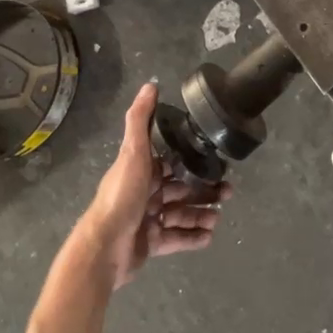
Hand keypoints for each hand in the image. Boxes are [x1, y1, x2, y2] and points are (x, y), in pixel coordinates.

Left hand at [73, 83, 230, 289]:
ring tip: (218, 216)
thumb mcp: (132, 152)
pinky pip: (176, 239)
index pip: (172, 163)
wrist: (104, 247)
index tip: (215, 160)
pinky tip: (209, 236)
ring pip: (181, 214)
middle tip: (228, 191)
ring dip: (202, 214)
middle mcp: (146, 193)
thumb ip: (140, 119)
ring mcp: (148, 220)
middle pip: (182, 189)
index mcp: (142, 171)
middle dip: (205, 190)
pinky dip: (192, 238)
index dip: (193, 161)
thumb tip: (150, 84)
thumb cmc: (122, 196)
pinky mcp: (150, 244)